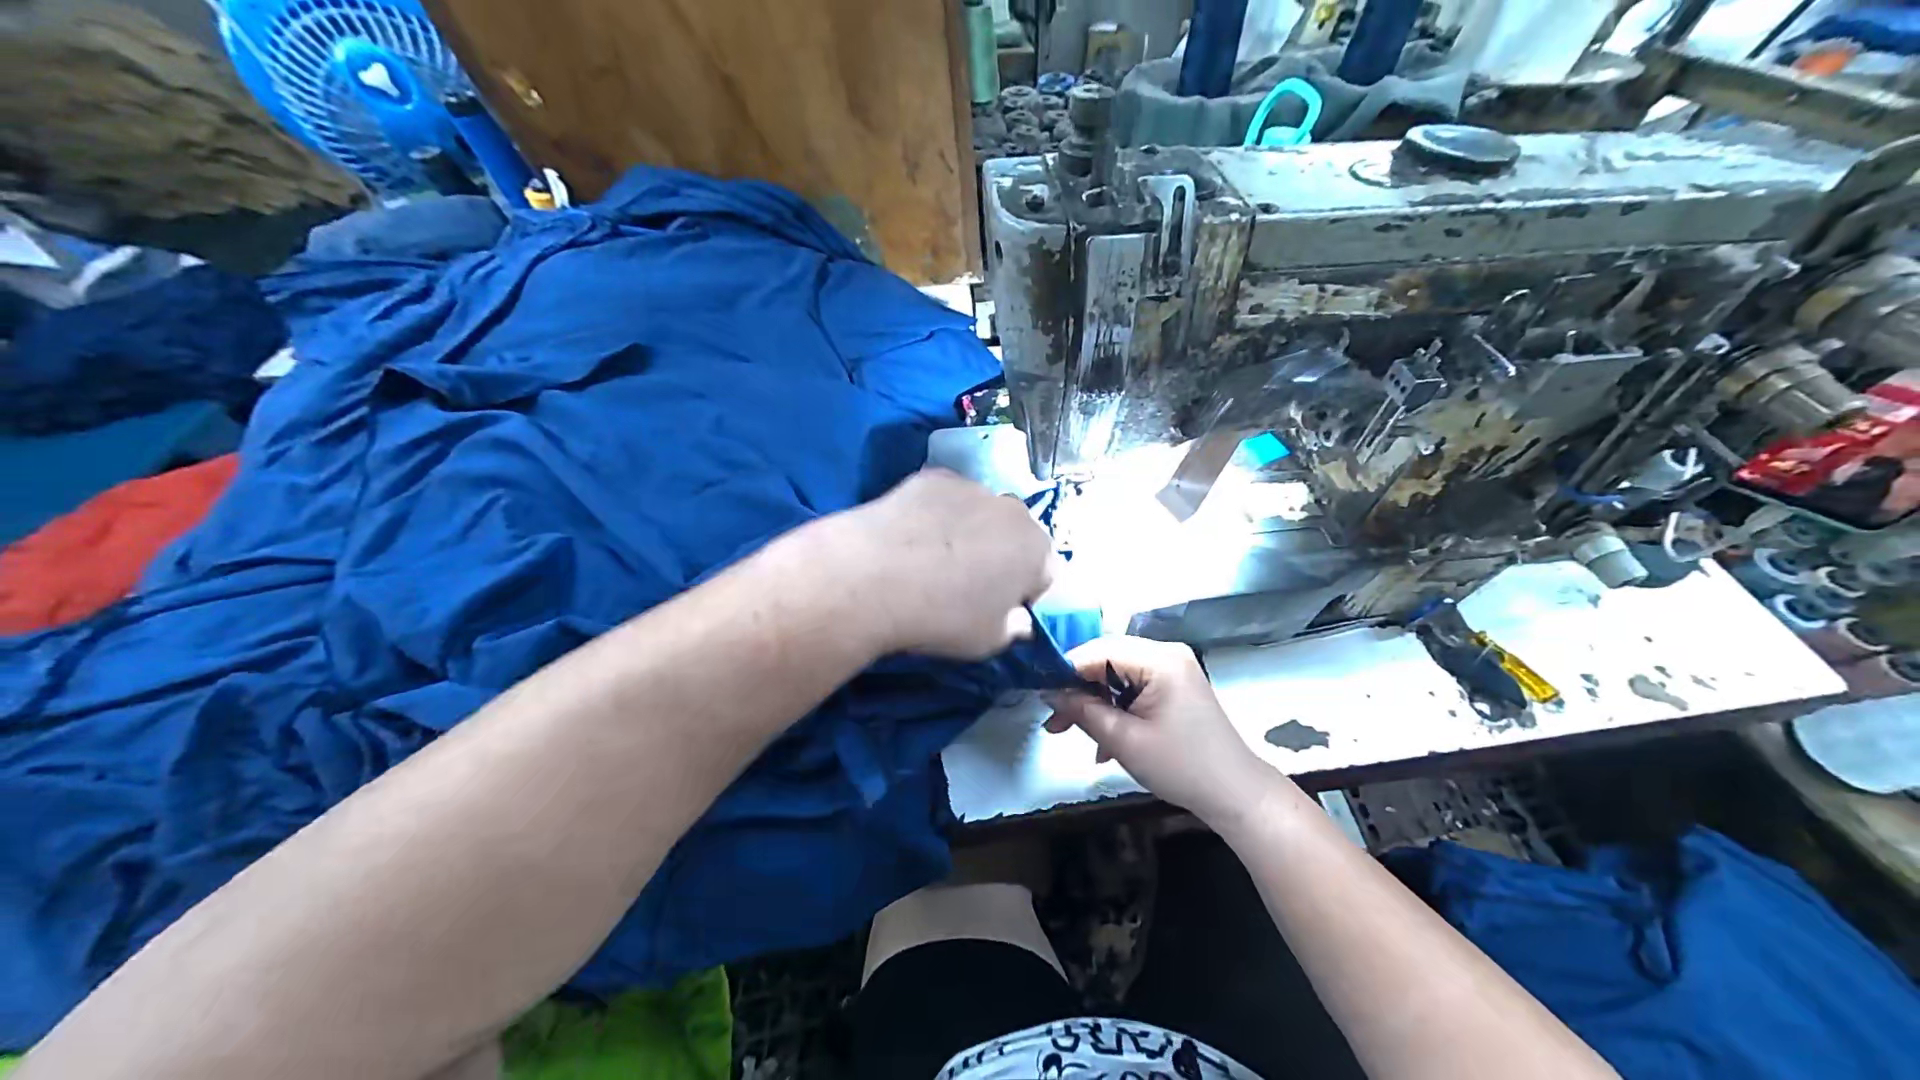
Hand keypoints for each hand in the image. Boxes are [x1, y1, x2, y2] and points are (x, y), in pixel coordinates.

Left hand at [828, 468, 1053, 659]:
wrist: (873, 577)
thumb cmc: (942, 617)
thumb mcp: (989, 641)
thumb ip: (1014, 627)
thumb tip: (1019, 619)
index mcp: (1037, 551)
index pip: (1046, 573)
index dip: (1024, 593)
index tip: (998, 608)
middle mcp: (1013, 510)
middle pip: (1016, 536)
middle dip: (1001, 556)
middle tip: (965, 584)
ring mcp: (971, 487)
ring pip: (981, 513)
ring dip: (969, 531)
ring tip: (931, 558)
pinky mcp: (932, 477)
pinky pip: (945, 498)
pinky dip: (936, 513)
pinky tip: (910, 536)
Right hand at [1043, 636, 1274, 824]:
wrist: (1235, 794)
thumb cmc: (1180, 766)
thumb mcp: (1123, 740)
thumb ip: (1083, 710)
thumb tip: (1049, 693)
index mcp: (1159, 659)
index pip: (1098, 650)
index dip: (1066, 669)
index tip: (1040, 692)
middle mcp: (1166, 654)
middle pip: (1106, 660)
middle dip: (1078, 690)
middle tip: (1052, 720)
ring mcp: (1172, 670)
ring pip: (1116, 675)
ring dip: (1093, 703)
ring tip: (1068, 731)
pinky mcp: (1173, 687)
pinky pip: (1132, 687)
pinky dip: (1114, 709)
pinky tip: (1101, 741)